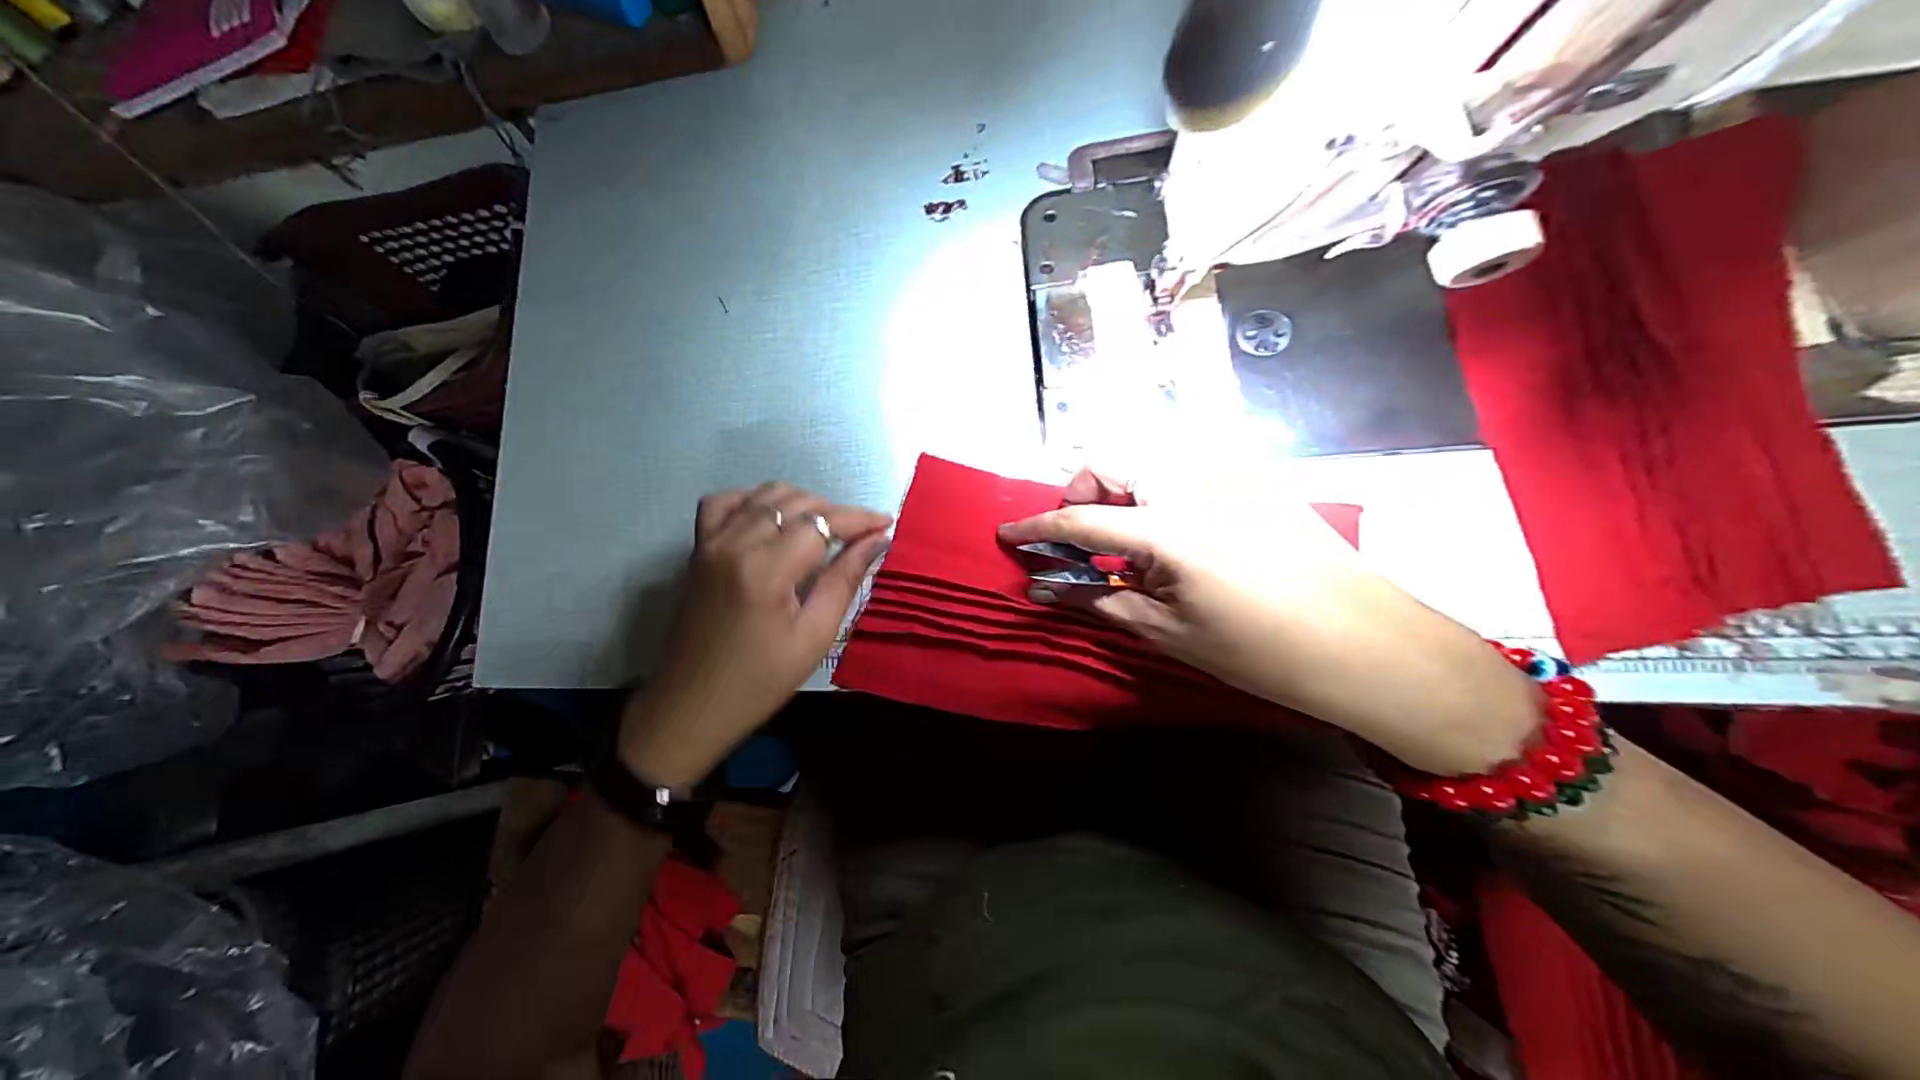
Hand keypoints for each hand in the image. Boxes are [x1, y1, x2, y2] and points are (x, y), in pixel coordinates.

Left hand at [620, 483, 890, 787]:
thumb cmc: (760, 681)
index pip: (821, 523)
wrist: (692, 705)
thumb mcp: (814, 637)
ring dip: (800, 501)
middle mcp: (734, 543)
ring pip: (764, 494)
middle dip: (834, 511)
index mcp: (765, 570)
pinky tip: (773, 518)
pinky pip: (724, 503)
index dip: (858, 519)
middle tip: (860, 535)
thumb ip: (845, 580)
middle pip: (795, 502)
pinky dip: (754, 500)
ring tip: (824, 527)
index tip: (886, 522)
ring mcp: (710, 542)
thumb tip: (877, 540)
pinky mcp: (697, 549)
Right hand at [997, 467, 1538, 774]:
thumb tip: (1045, 588)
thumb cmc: (1259, 650)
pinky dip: (1165, 496)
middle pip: (1114, 466)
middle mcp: (1194, 486)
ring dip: (1124, 495)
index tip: (1008, 536)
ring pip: (1152, 463)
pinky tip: (1182, 539)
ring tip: (1137, 549)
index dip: (1037, 530)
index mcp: (1167, 529)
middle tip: (1086, 544)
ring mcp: (1232, 478)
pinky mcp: (1260, 481)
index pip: (1080, 521)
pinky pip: (1192, 473)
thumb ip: (1099, 601)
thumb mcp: (1168, 634)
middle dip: (1084, 496)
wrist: (1364, 643)